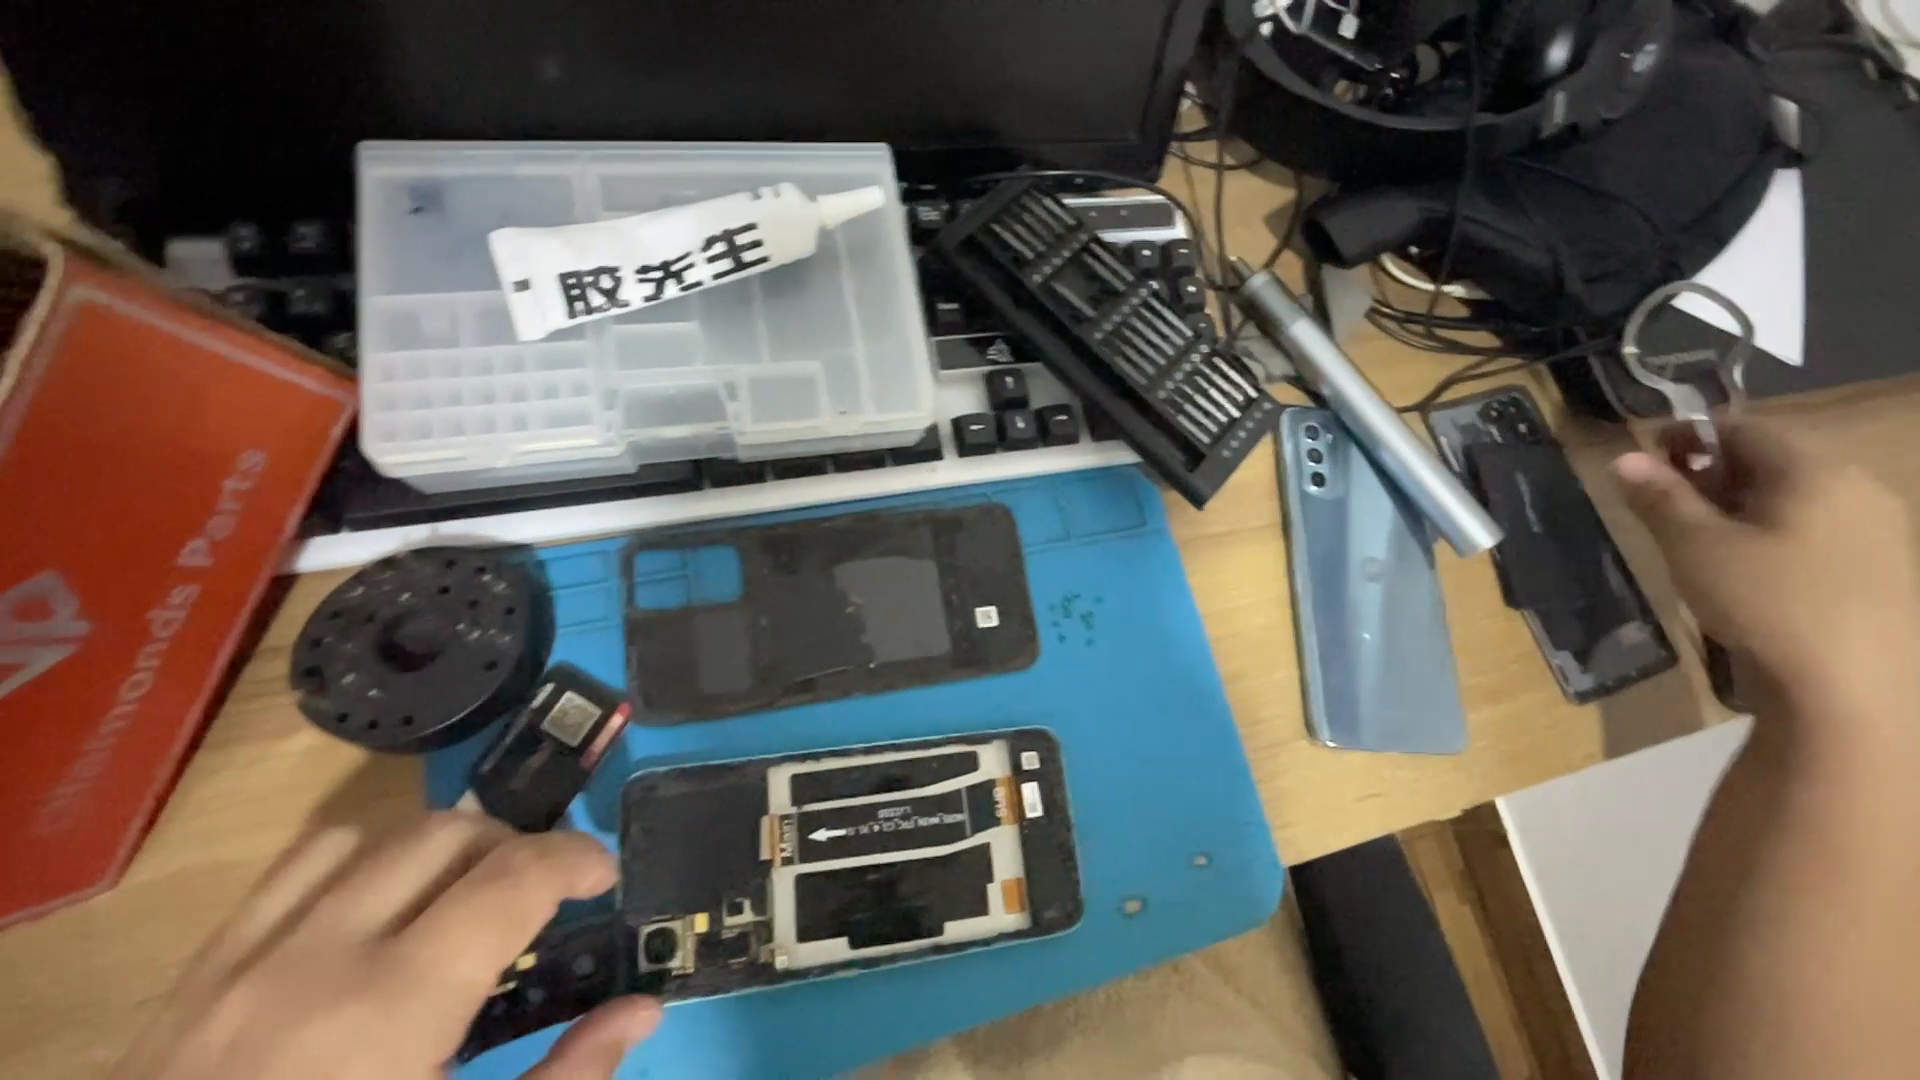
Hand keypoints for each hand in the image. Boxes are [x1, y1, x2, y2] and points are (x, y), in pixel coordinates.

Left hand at [117, 812, 659, 1079]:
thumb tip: (641, 1009)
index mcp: (395, 1008)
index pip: (513, 877)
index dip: (576, 858)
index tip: (603, 877)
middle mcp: (322, 956)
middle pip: (449, 835)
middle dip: (516, 846)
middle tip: (541, 895)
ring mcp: (247, 959)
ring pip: (372, 837)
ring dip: (438, 848)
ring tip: (460, 894)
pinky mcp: (194, 976)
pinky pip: (293, 868)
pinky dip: (356, 862)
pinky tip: (372, 912)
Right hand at [1613, 418, 1919, 708]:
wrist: (1850, 690)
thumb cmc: (1764, 602)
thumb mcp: (1693, 546)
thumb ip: (1659, 497)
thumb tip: (1623, 458)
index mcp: (1816, 471)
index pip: (1745, 427)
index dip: (1688, 436)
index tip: (1646, 461)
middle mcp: (1859, 487)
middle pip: (1773, 460)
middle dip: (1713, 472)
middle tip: (1664, 502)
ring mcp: (1879, 529)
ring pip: (1795, 496)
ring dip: (1740, 503)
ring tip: (1697, 537)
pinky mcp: (1881, 568)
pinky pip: (1817, 527)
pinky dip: (1773, 530)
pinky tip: (1746, 566)